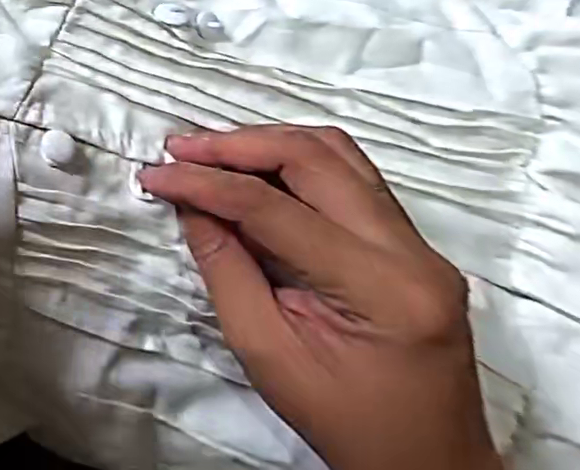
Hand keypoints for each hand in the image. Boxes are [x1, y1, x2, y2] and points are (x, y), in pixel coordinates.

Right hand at [138, 126, 501, 469]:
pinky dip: (289, 157)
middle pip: (314, 158)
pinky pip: (346, 172)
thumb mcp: (261, 344)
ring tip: (208, 153)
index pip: (272, 206)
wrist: (427, 463)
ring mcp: (418, 245)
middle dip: (233, 145)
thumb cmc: (341, 415)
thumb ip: (221, 262)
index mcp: (381, 289)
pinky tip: (250, 169)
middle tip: (177, 150)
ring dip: (263, 142)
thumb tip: (186, 200)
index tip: (152, 175)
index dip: (201, 183)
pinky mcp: (409, 243)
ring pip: (335, 151)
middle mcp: (412, 254)